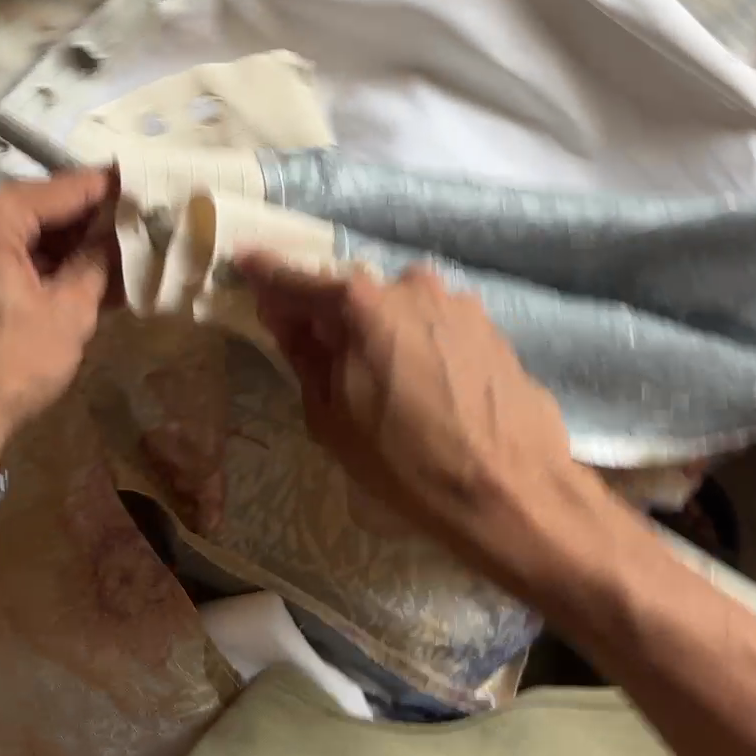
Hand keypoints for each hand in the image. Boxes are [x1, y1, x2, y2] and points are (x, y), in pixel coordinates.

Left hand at [0, 171, 112, 470]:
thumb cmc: (9, 366)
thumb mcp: (70, 311)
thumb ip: (100, 258)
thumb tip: (125, 229)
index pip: (67, 188)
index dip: (114, 189)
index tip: (153, 186)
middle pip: (41, 206)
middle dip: (91, 221)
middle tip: (142, 228)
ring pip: (23, 231)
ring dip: (68, 245)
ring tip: (120, 257)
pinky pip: (2, 252)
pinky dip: (39, 262)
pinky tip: (81, 275)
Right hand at [236, 253, 590, 563]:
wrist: (511, 491)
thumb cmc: (406, 462)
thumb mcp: (332, 418)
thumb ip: (304, 355)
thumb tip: (287, 318)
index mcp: (363, 303)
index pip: (298, 281)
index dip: (266, 276)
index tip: (244, 264)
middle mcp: (411, 285)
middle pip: (353, 295)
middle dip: (330, 318)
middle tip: (319, 357)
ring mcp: (458, 302)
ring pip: (398, 311)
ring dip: (380, 333)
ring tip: (385, 386)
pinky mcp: (490, 325)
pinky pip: (434, 326)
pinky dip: (418, 344)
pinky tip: (427, 388)